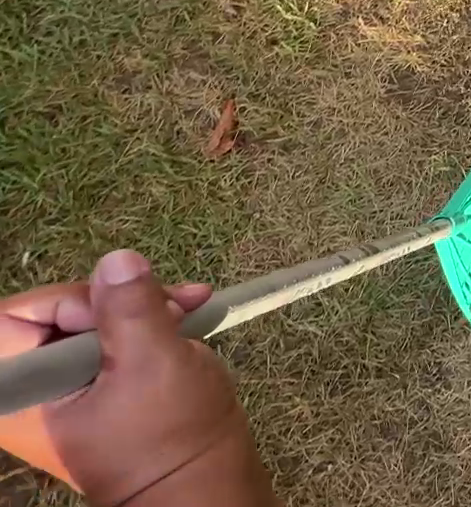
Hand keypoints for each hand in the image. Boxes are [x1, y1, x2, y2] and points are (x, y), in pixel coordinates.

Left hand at [0, 250, 254, 504]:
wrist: (192, 472)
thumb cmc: (166, 427)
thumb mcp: (155, 363)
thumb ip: (132, 310)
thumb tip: (117, 259)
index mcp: (19, 389)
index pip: (13, 317)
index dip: (74, 300)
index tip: (131, 308)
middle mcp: (27, 385)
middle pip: (53, 312)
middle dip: (122, 299)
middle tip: (176, 301)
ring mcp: (58, 384)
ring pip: (88, 317)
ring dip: (145, 305)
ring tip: (192, 305)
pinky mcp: (89, 381)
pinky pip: (107, 333)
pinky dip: (149, 318)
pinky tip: (185, 315)